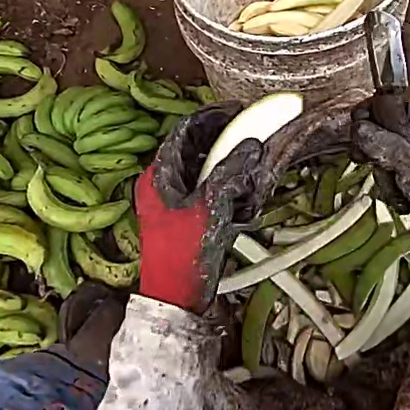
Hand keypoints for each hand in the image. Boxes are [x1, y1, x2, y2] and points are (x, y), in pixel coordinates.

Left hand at [135, 103, 265, 312]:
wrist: (174, 298)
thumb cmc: (181, 256)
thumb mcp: (209, 208)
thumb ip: (230, 174)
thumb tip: (249, 147)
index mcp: (159, 175)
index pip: (185, 131)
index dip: (212, 117)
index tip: (236, 111)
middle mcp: (163, 183)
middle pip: (198, 150)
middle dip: (227, 151)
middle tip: (250, 148)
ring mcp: (173, 200)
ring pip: (207, 172)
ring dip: (231, 177)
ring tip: (245, 191)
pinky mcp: (186, 215)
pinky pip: (210, 193)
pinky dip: (228, 196)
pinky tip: (240, 211)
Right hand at [351, 96, 409, 296]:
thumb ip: (387, 146)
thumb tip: (357, 128)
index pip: (406, 105)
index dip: (382, 114)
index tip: (360, 129)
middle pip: (393, 130)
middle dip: (380, 148)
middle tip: (373, 163)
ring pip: (389, 156)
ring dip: (386, 174)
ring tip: (399, 193)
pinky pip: (396, 177)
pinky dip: (392, 189)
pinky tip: (402, 204)